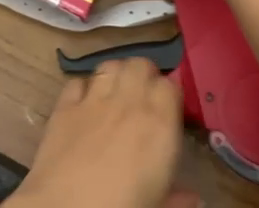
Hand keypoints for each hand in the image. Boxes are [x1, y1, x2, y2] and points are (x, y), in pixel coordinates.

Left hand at [6, 57, 195, 207]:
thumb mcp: (158, 206)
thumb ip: (178, 198)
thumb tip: (194, 198)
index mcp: (159, 125)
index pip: (171, 85)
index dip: (170, 93)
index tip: (170, 108)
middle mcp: (128, 103)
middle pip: (140, 65)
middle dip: (145, 76)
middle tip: (145, 97)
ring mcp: (93, 101)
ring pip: (110, 65)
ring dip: (117, 75)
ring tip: (118, 93)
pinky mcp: (64, 107)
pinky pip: (77, 82)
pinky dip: (84, 88)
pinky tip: (86, 104)